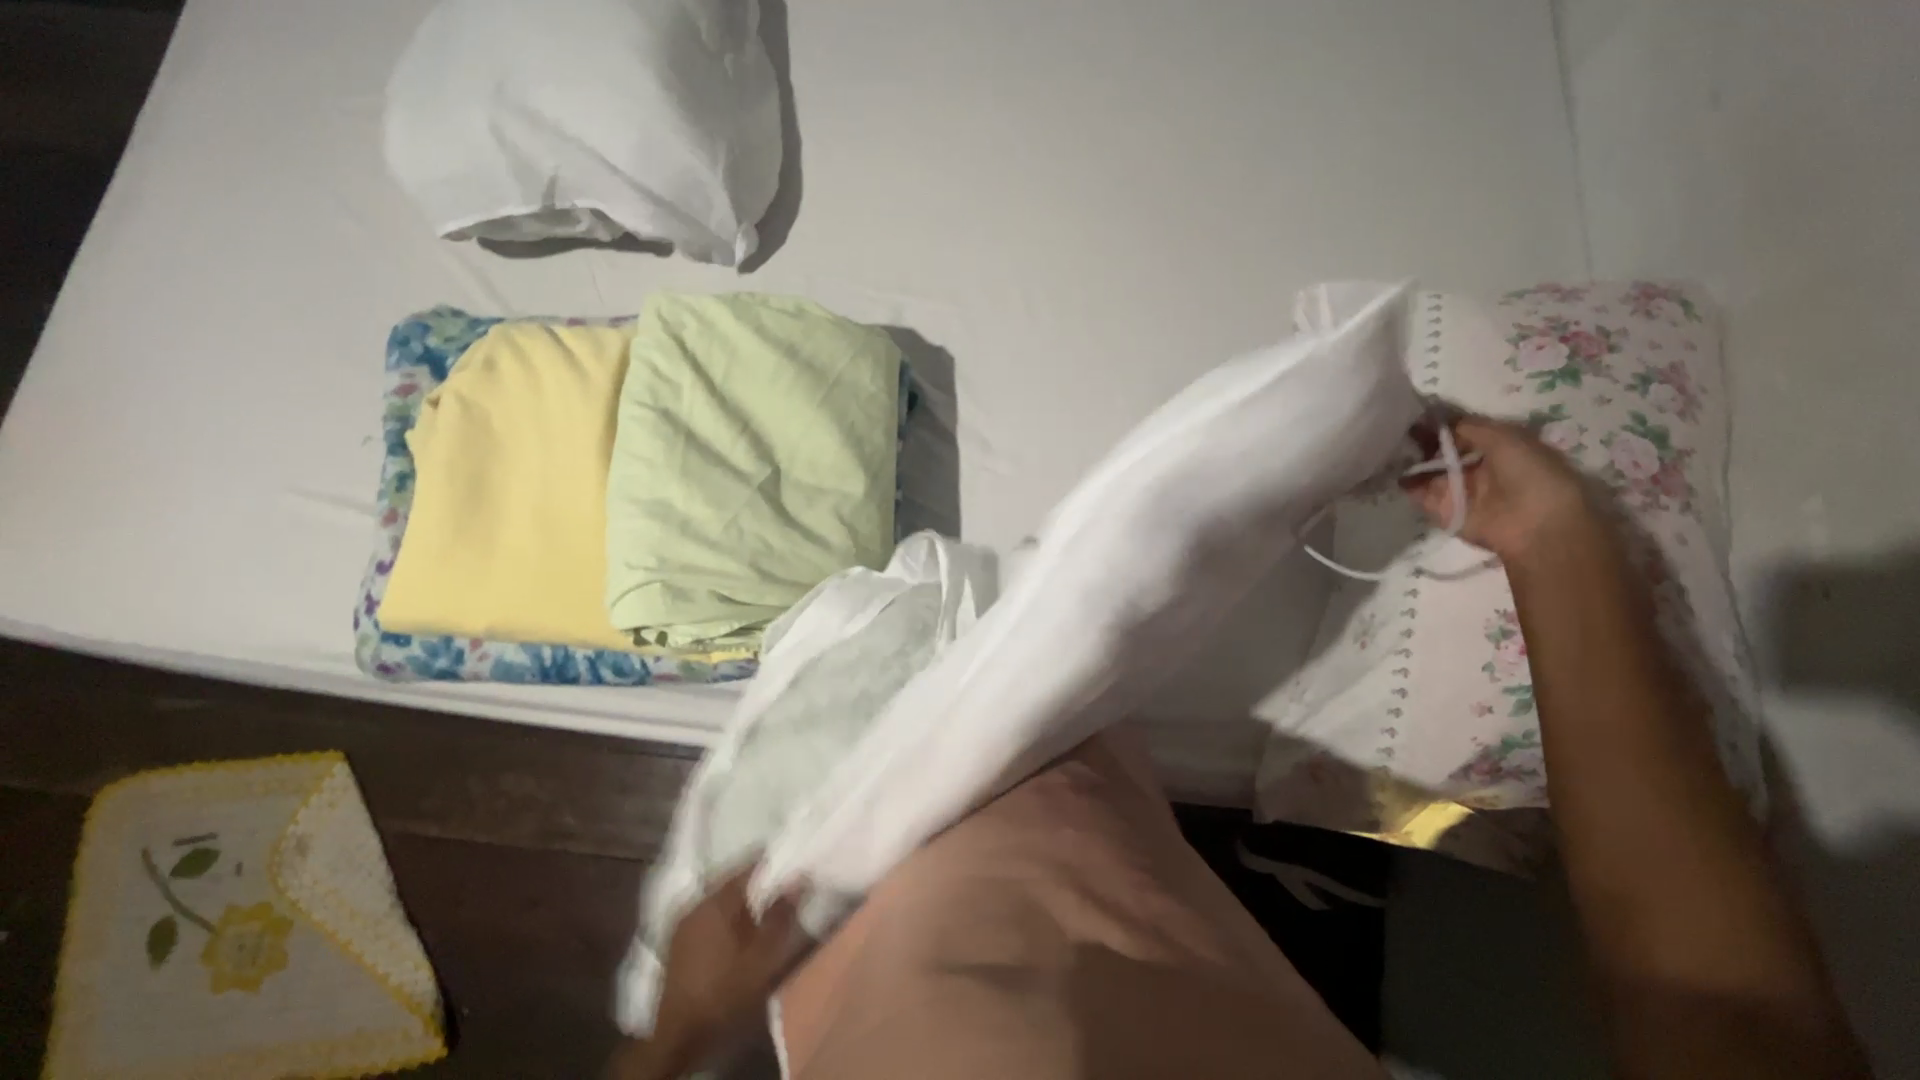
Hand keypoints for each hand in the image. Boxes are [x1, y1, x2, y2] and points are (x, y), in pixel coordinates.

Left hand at [605, 864, 803, 1079]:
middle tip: (782, 889)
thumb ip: (780, 915)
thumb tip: (797, 879)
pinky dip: (725, 917)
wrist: (679, 1037)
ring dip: (740, 902)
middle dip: (756, 883)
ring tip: (763, 911)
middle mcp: (694, 904)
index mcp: (715, 901)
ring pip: (718, 901)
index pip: (747, 866)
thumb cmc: (725, 992)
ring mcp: (681, 924)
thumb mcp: (763, 957)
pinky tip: (737, 933)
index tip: (792, 863)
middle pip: (731, 882)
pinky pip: (707, 917)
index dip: (771, 863)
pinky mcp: (676, 944)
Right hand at [1401, 414, 1597, 560]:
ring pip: (1429, 472)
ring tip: (1390, 447)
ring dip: (1412, 461)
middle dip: (1423, 440)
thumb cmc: (1530, 474)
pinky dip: (1408, 485)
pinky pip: (1422, 496)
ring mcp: (1461, 491)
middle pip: (1443, 451)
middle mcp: (1479, 467)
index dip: (1442, 423)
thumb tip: (1439, 423)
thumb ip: (1470, 427)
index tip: (1418, 414)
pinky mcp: (1446, 511)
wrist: (1536, 526)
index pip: (1464, 431)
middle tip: (1400, 430)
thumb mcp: (1506, 438)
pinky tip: (1396, 472)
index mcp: (1500, 448)